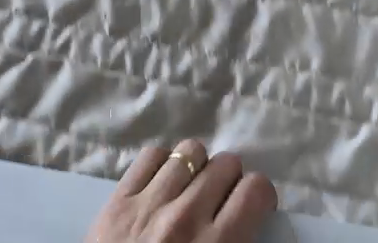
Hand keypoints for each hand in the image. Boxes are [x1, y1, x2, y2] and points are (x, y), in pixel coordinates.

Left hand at [86, 139, 278, 242]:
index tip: (253, 209)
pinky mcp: (118, 201)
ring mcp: (149, 203)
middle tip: (220, 202)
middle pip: (226, 163)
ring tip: (190, 190)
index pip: (255, 190)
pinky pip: (151, 156)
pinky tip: (162, 186)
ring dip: (197, 169)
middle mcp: (186, 215)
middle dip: (229, 180)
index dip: (259, 197)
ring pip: (190, 151)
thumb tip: (251, 227)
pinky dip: (162, 165)